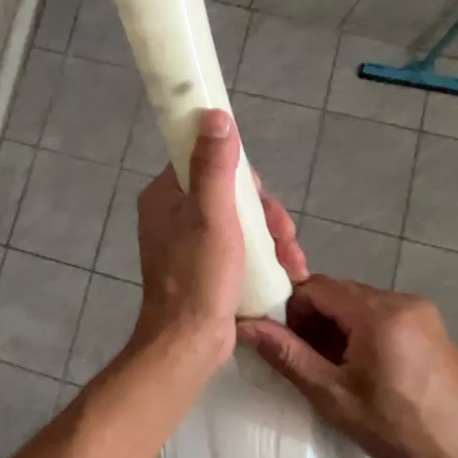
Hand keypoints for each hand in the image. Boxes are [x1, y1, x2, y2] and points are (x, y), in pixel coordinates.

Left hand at [130, 110, 305, 364]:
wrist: (189, 342)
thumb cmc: (197, 277)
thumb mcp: (210, 216)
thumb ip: (213, 167)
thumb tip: (215, 115)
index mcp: (164, 196)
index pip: (206, 162)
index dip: (239, 174)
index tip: (259, 196)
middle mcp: (171, 214)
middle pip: (229, 192)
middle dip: (265, 212)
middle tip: (285, 235)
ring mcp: (187, 241)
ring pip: (239, 220)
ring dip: (272, 236)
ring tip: (293, 260)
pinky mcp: (203, 266)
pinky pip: (238, 246)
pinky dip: (264, 254)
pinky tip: (288, 271)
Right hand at [238, 276, 457, 457]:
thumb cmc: (398, 431)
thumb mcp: (331, 394)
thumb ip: (286, 354)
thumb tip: (244, 325)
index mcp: (379, 312)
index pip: (314, 287)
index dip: (289, 311)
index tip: (284, 346)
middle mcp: (404, 301)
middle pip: (337, 294)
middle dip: (312, 322)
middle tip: (303, 362)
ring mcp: (424, 316)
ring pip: (359, 307)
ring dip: (335, 330)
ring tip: (332, 373)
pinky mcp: (435, 333)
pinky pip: (383, 319)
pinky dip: (361, 336)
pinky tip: (362, 374)